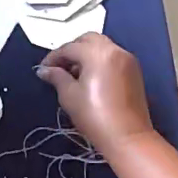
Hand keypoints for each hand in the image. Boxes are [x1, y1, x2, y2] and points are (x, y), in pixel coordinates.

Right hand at [36, 33, 155, 152]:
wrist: (127, 137)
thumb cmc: (94, 115)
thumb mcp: (69, 95)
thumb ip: (56, 77)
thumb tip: (44, 70)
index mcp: (98, 53)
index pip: (70, 48)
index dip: (53, 57)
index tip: (43, 69)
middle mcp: (115, 50)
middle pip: (88, 40)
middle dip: (71, 50)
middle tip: (59, 66)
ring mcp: (127, 60)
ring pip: (102, 47)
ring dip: (85, 54)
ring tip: (73, 73)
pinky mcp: (134, 71)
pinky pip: (111, 57)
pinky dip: (98, 60)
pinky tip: (89, 77)